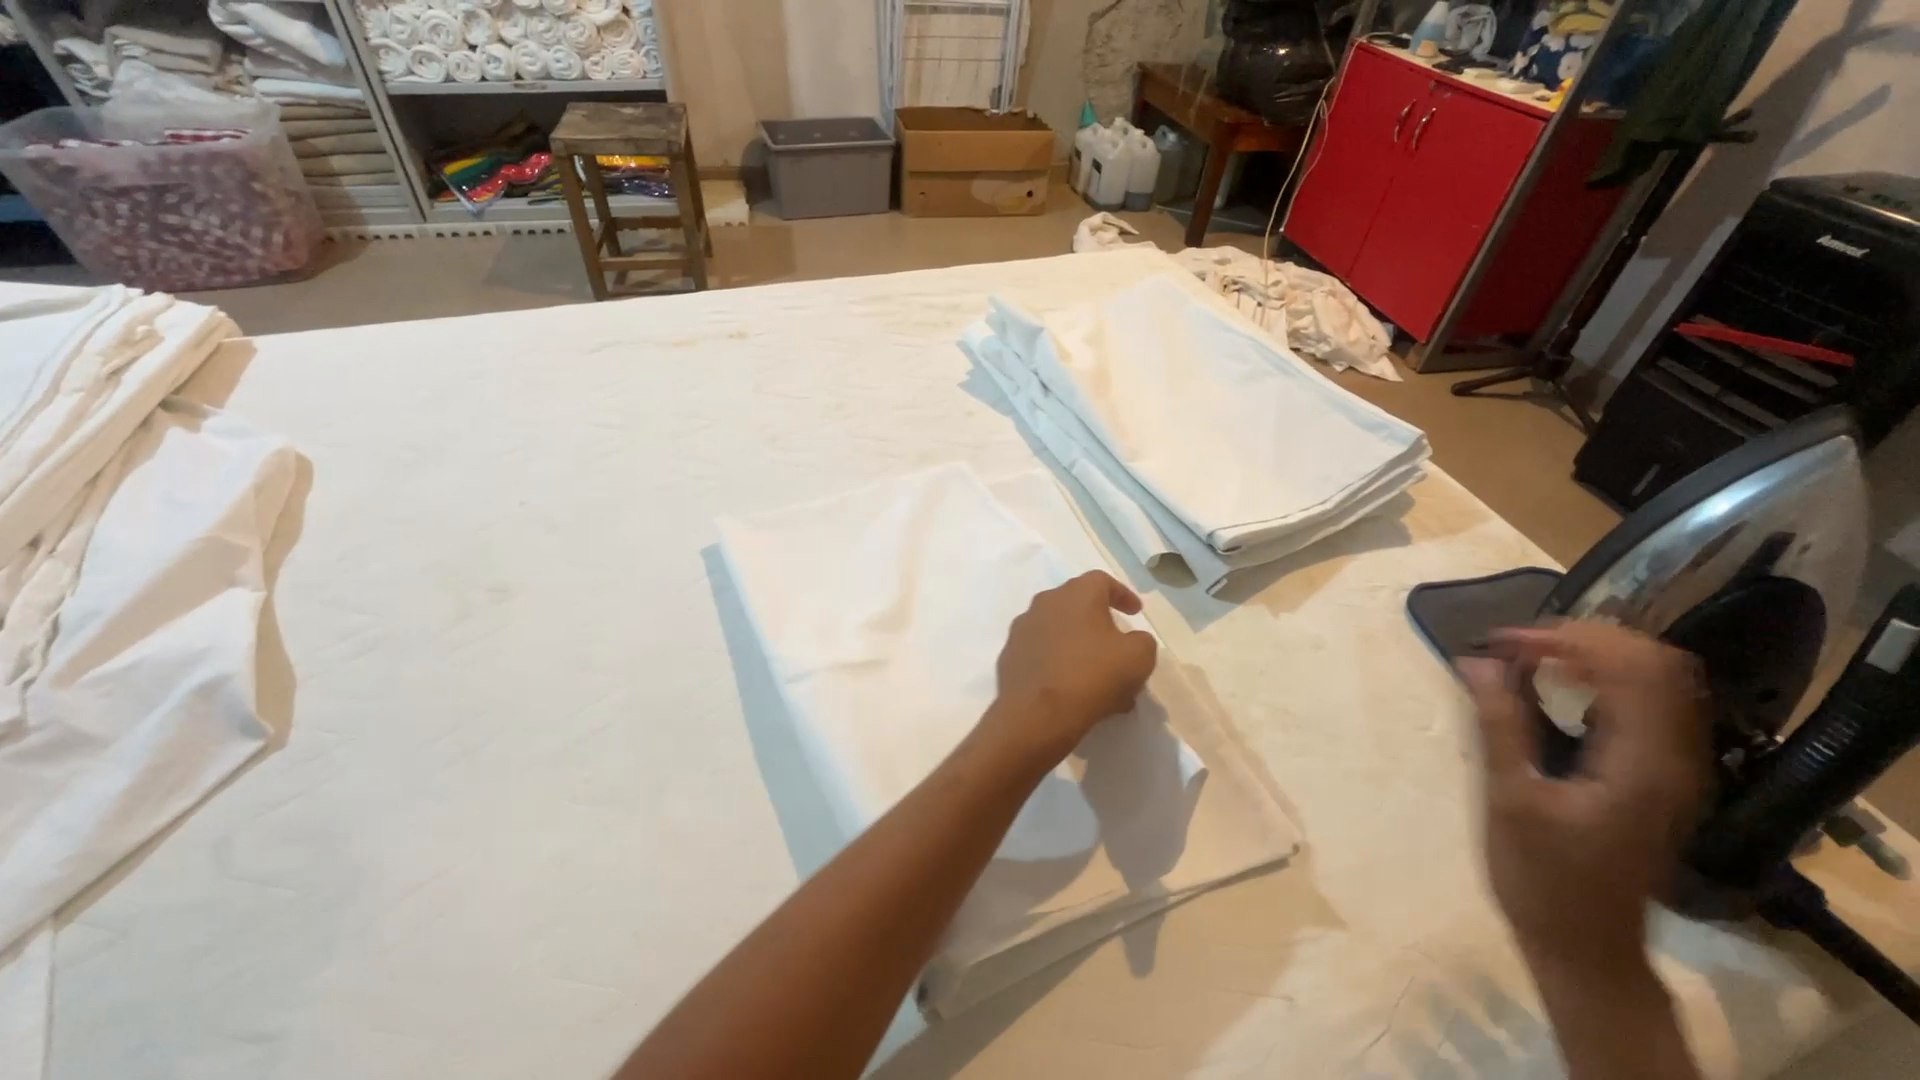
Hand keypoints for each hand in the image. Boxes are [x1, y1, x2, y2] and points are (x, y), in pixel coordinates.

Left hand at [985, 571, 1158, 760]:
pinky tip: (1073, 690)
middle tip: (1117, 645)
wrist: (1037, 715)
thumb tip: (1132, 641)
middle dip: (1099, 623)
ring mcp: (1022, 630)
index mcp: (1076, 594)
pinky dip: (1059, 664)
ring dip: (1079, 647)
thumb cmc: (1093, 676)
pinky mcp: (1009, 657)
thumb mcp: (1139, 657)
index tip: (1135, 612)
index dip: (1122, 595)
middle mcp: (1045, 603)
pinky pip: (1042, 654)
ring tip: (1098, 676)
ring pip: (1059, 632)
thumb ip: (1142, 641)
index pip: (1102, 581)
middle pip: (1077, 605)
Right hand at [1460, 622, 1710, 971]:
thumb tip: (1477, 660)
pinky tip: (1561, 686)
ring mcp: (1675, 766)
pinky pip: (1650, 703)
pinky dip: (1607, 678)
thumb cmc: (1541, 878)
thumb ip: (1499, 724)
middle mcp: (1675, 756)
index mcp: (1642, 762)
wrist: (1587, 946)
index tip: (1501, 642)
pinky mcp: (1661, 775)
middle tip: (1517, 645)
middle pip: (1654, 662)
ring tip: (1534, 656)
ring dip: (1597, 653)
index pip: (1627, 666)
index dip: (1563, 638)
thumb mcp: (1510, 800)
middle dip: (1582, 637)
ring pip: (1658, 678)